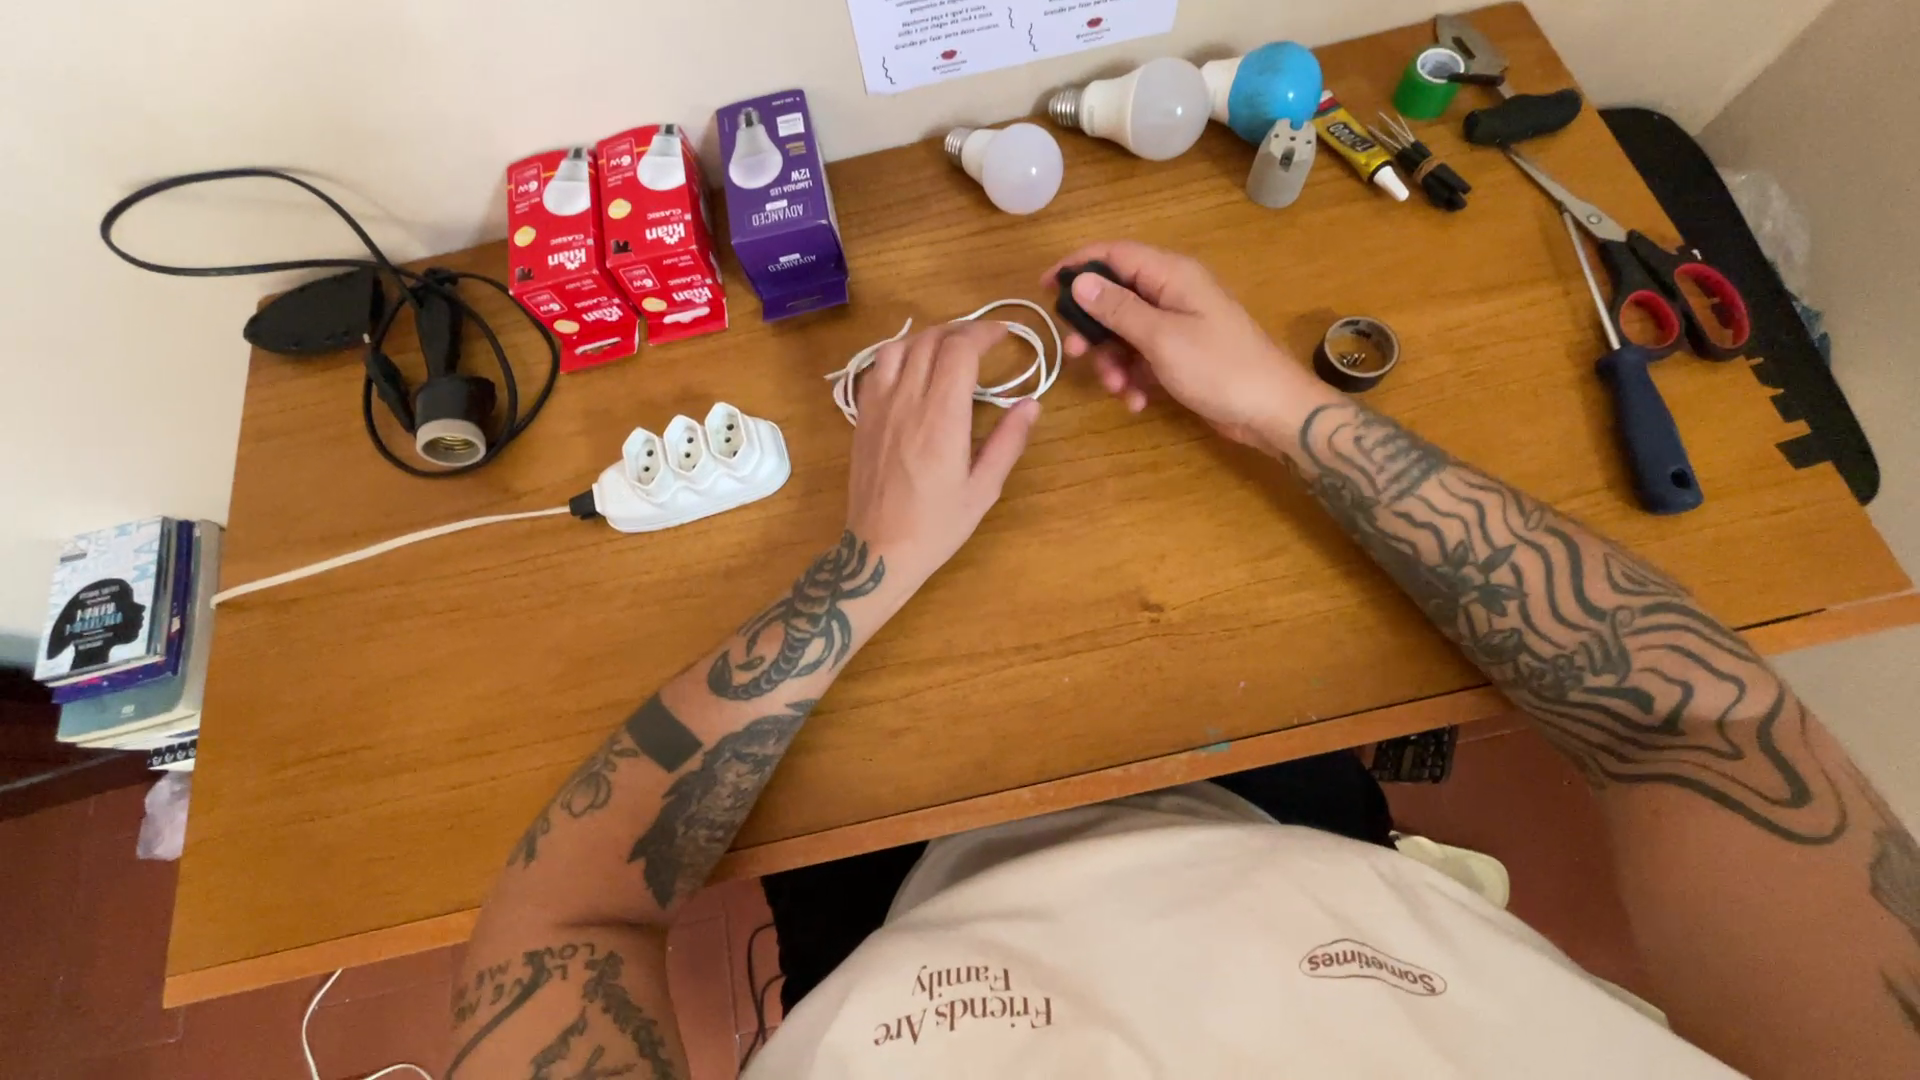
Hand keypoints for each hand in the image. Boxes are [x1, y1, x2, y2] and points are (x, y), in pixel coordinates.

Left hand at [845, 321, 1040, 586]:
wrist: (879, 549)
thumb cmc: (937, 526)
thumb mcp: (984, 489)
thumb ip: (1008, 442)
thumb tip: (1030, 403)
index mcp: (942, 418)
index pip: (960, 350)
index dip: (984, 333)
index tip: (1003, 337)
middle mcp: (907, 402)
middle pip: (930, 340)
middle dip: (961, 330)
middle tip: (983, 342)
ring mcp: (878, 407)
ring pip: (899, 346)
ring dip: (927, 338)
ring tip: (948, 350)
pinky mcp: (862, 417)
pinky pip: (876, 368)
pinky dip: (899, 355)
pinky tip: (914, 370)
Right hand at [1043, 241, 1322, 450]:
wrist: (1269, 411)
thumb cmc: (1218, 368)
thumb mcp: (1161, 338)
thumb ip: (1118, 309)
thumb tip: (1080, 282)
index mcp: (1171, 276)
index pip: (1115, 255)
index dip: (1077, 266)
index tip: (1044, 287)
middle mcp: (1173, 294)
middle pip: (1115, 298)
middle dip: (1093, 329)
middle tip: (1074, 354)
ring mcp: (1178, 326)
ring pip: (1125, 334)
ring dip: (1113, 362)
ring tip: (1117, 388)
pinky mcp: (1181, 356)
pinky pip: (1142, 359)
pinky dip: (1134, 379)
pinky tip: (1137, 401)